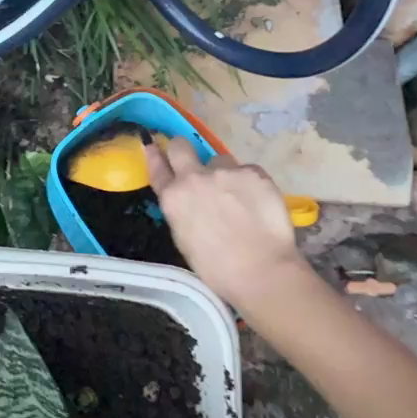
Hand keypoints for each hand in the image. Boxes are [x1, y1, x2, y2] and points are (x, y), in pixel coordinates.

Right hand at [144, 135, 313, 308]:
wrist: (262, 271)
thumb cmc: (218, 269)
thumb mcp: (185, 240)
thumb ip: (182, 212)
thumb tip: (188, 201)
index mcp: (173, 198)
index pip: (157, 168)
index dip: (156, 156)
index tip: (154, 146)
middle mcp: (195, 178)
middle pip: (181, 146)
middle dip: (183, 150)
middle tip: (195, 164)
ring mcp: (225, 171)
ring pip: (221, 160)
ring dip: (225, 174)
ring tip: (240, 199)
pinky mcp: (254, 172)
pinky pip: (247, 171)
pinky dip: (251, 184)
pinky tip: (259, 204)